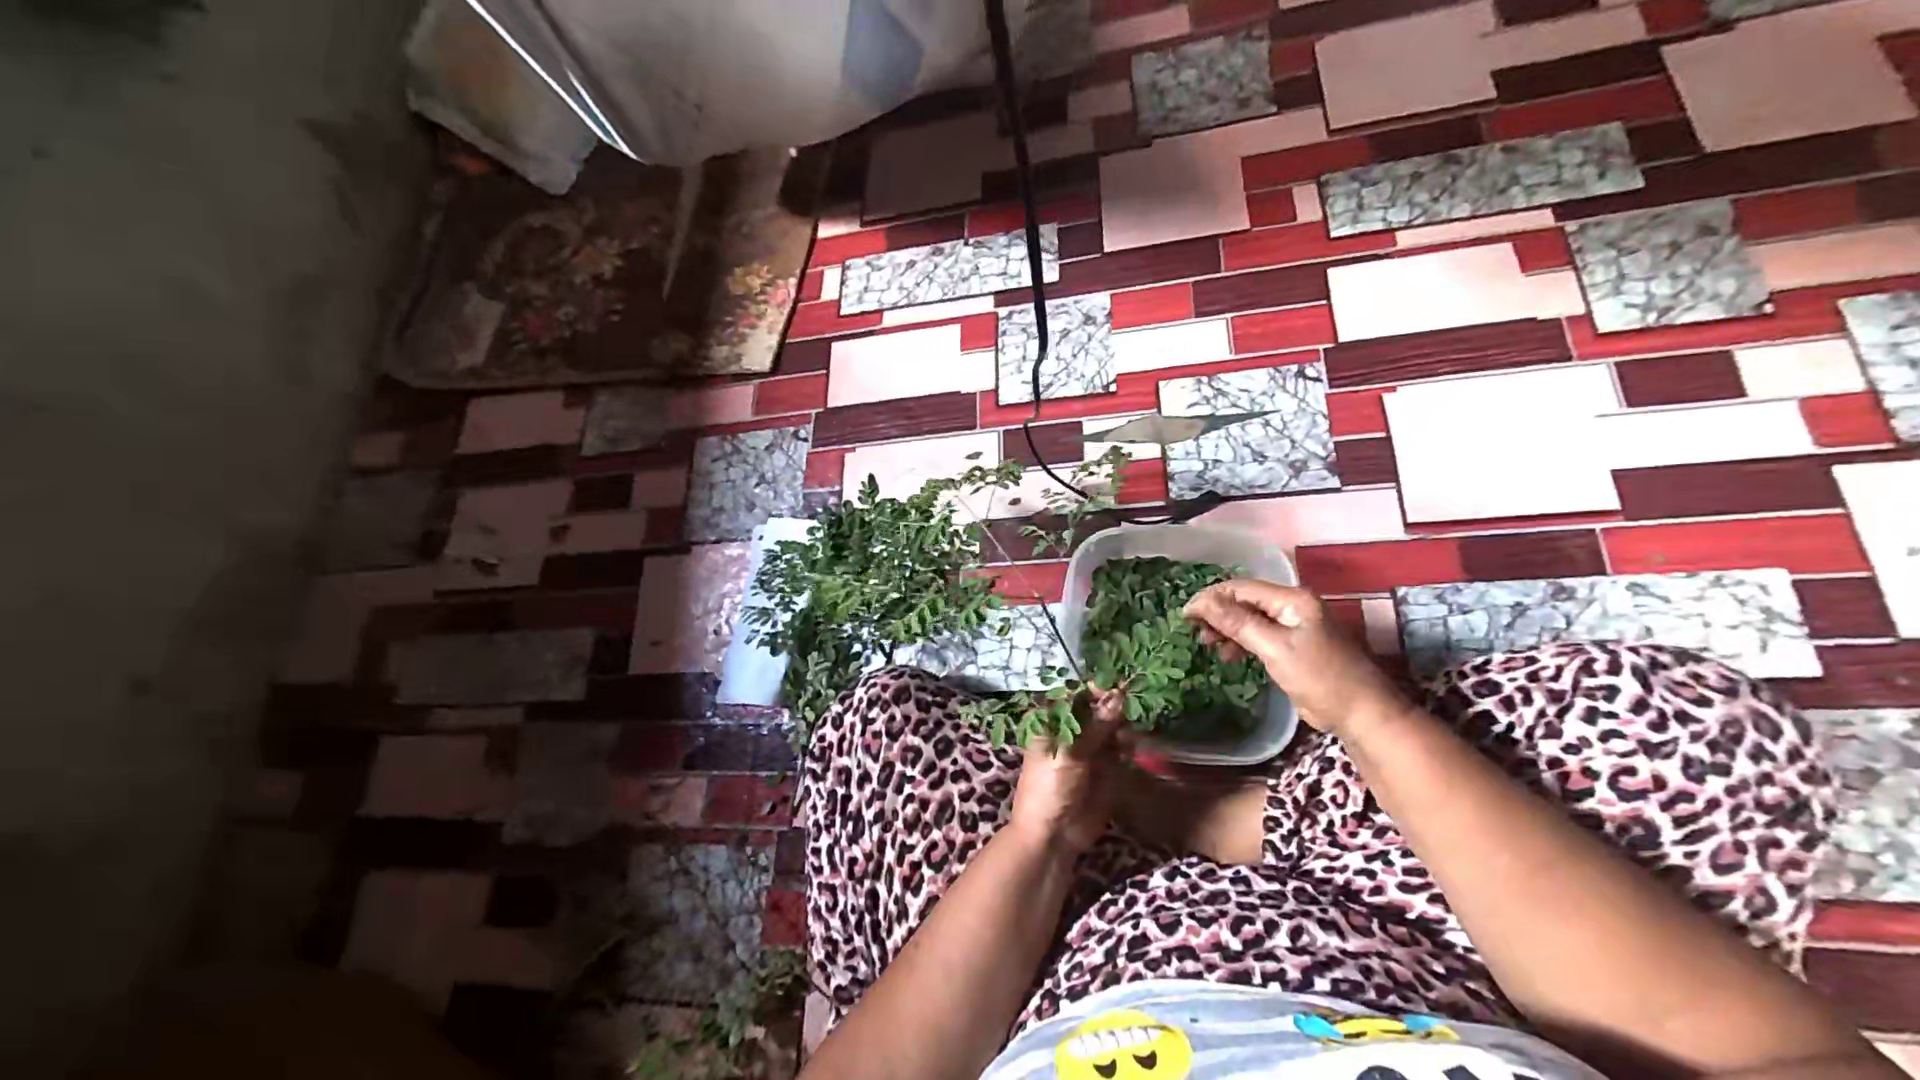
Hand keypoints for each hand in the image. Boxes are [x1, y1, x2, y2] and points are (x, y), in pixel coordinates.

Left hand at [1006, 686, 1131, 858]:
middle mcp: (1073, 731)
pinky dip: (1128, 744)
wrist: (1053, 835)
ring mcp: (1091, 748)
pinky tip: (1132, 745)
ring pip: (1112, 726)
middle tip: (1133, 701)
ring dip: (1123, 724)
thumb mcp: (1069, 754)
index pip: (1074, 695)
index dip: (1094, 688)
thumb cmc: (1049, 789)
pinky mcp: (1108, 767)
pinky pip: (1121, 748)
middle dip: (1114, 703)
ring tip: (1131, 727)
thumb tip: (1118, 695)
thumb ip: (1095, 727)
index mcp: (1052, 722)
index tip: (1115, 685)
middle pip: (1097, 708)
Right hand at [1183, 579, 1409, 737]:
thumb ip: (1237, 622)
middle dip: (1216, 613)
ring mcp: (1292, 627)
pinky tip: (1228, 654)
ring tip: (1208, 644)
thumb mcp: (1274, 648)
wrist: (1361, 714)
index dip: (1210, 598)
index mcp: (1292, 599)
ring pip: (1248, 618)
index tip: (1185, 615)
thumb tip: (1201, 602)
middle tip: (1194, 632)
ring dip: (1225, 628)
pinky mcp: (1291, 647)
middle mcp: (1291, 607)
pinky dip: (1239, 641)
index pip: (1240, 588)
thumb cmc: (1320, 677)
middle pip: (1243, 601)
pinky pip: (1257, 635)